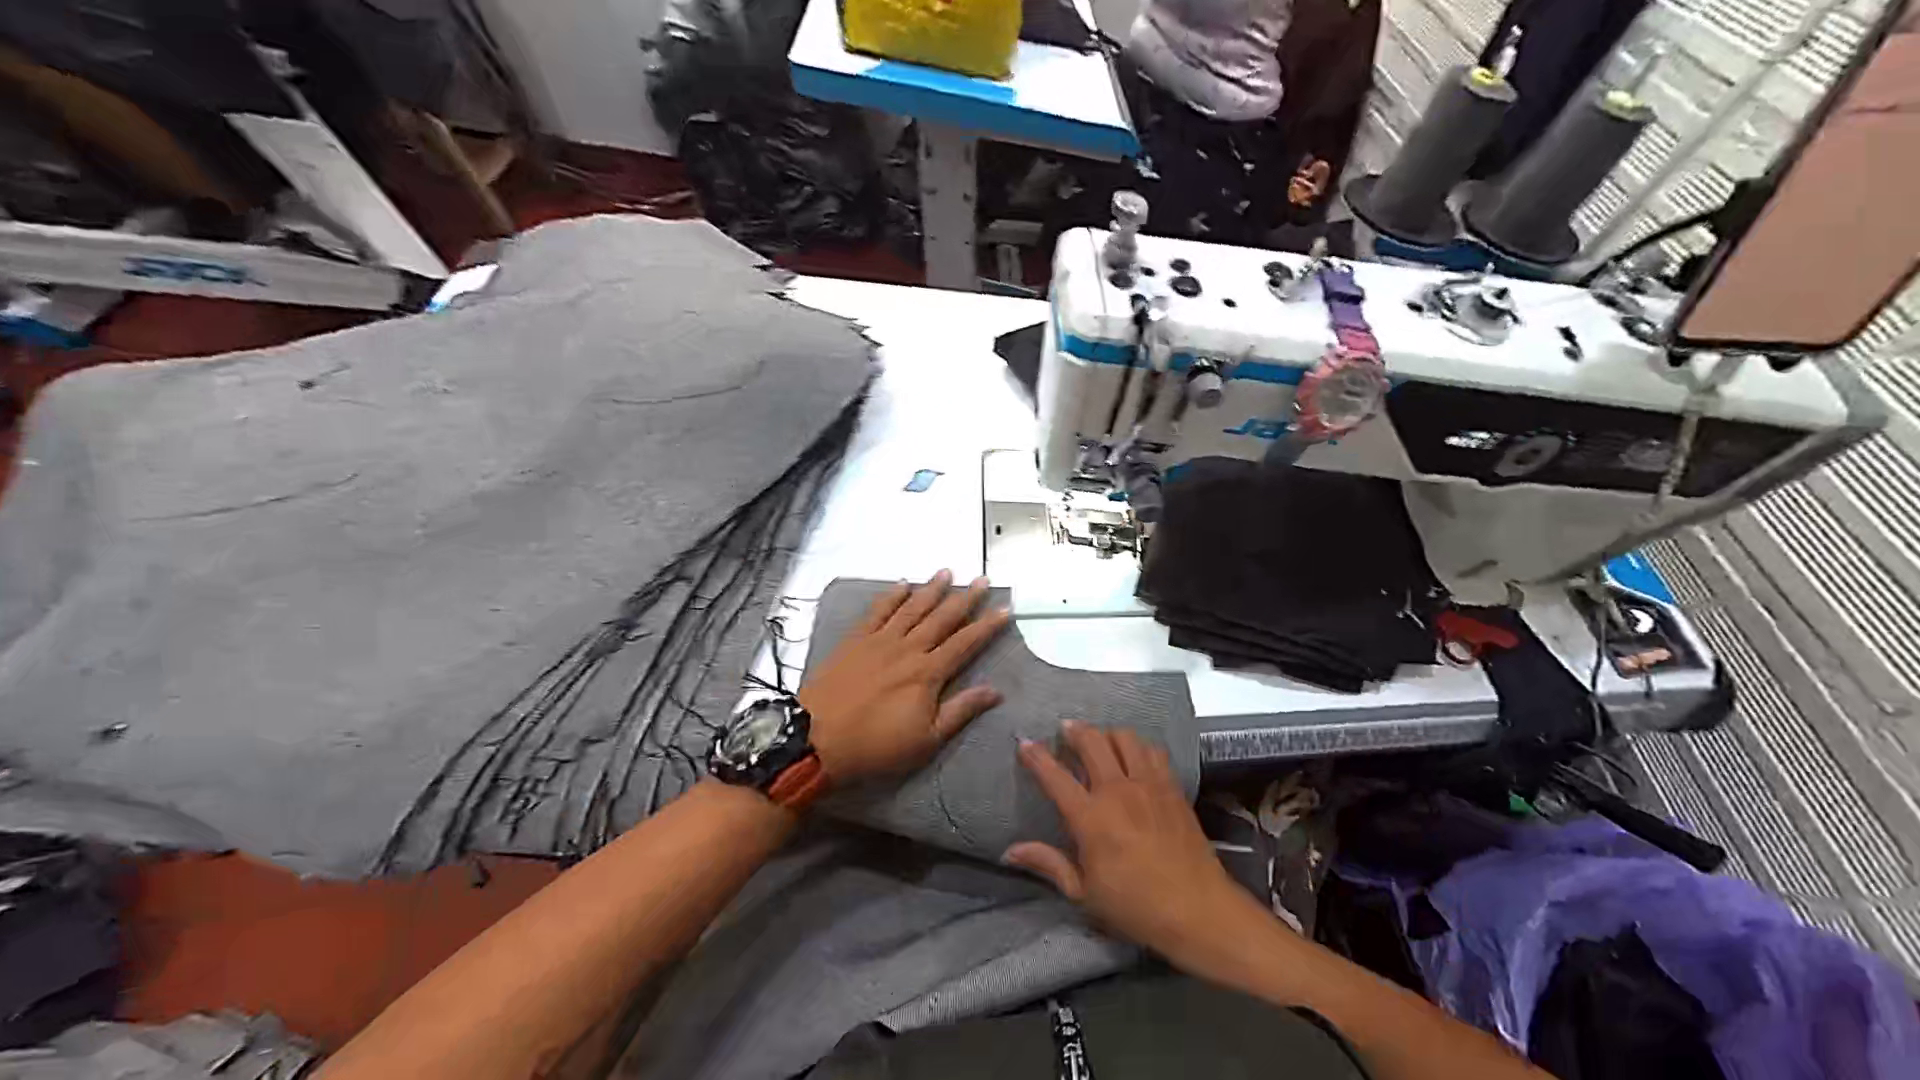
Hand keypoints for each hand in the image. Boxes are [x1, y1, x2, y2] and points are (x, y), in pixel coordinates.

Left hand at [798, 570, 1010, 784]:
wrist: (818, 738)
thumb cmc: (876, 745)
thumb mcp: (927, 739)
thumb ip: (961, 710)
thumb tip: (995, 691)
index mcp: (928, 673)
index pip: (965, 643)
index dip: (986, 626)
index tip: (1004, 609)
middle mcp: (908, 648)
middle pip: (942, 618)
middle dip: (965, 598)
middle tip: (983, 579)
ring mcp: (880, 640)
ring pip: (912, 608)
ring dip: (932, 589)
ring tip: (947, 572)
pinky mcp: (855, 640)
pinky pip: (878, 610)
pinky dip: (892, 595)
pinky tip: (903, 584)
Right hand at [1005, 721, 1267, 964]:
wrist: (1198, 910)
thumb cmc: (1135, 906)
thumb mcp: (1084, 892)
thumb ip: (1048, 863)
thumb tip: (1010, 851)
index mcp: (1091, 818)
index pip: (1055, 776)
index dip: (1036, 756)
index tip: (1024, 742)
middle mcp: (1118, 791)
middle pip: (1092, 741)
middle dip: (1074, 731)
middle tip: (1065, 731)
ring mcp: (1148, 785)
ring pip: (1124, 738)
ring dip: (1107, 734)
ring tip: (1100, 742)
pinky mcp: (1171, 787)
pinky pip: (1153, 751)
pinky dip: (1138, 747)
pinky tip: (1134, 757)